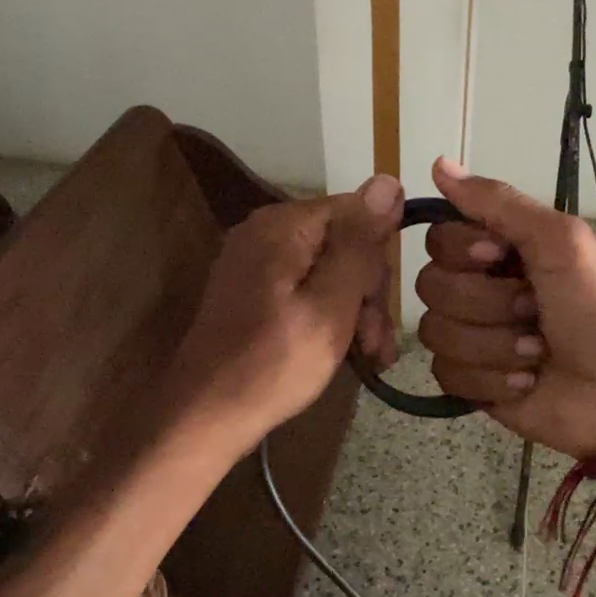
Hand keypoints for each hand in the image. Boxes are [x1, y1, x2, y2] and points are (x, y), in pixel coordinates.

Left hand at [172, 175, 402, 456]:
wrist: (206, 416)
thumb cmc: (274, 363)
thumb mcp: (331, 304)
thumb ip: (360, 244)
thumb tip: (389, 180)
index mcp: (283, 225)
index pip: (356, 212)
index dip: (378, 256)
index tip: (384, 308)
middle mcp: (266, 231)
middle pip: (343, 242)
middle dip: (367, 292)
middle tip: (376, 345)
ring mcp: (256, 261)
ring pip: (328, 269)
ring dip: (354, 311)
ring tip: (369, 357)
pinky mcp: (252, 290)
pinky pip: (305, 288)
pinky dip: (329, 316)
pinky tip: (347, 351)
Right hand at [416, 158, 595, 458]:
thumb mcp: (562, 243)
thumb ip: (500, 203)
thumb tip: (439, 164)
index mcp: (500, 249)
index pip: (439, 238)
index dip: (462, 251)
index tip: (500, 257)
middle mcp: (480, 287)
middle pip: (431, 285)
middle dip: (488, 303)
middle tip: (535, 312)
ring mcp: (472, 337)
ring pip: (435, 331)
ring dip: (494, 344)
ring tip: (537, 352)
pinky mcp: (471, 382)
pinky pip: (446, 373)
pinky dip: (491, 378)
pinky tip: (526, 381)